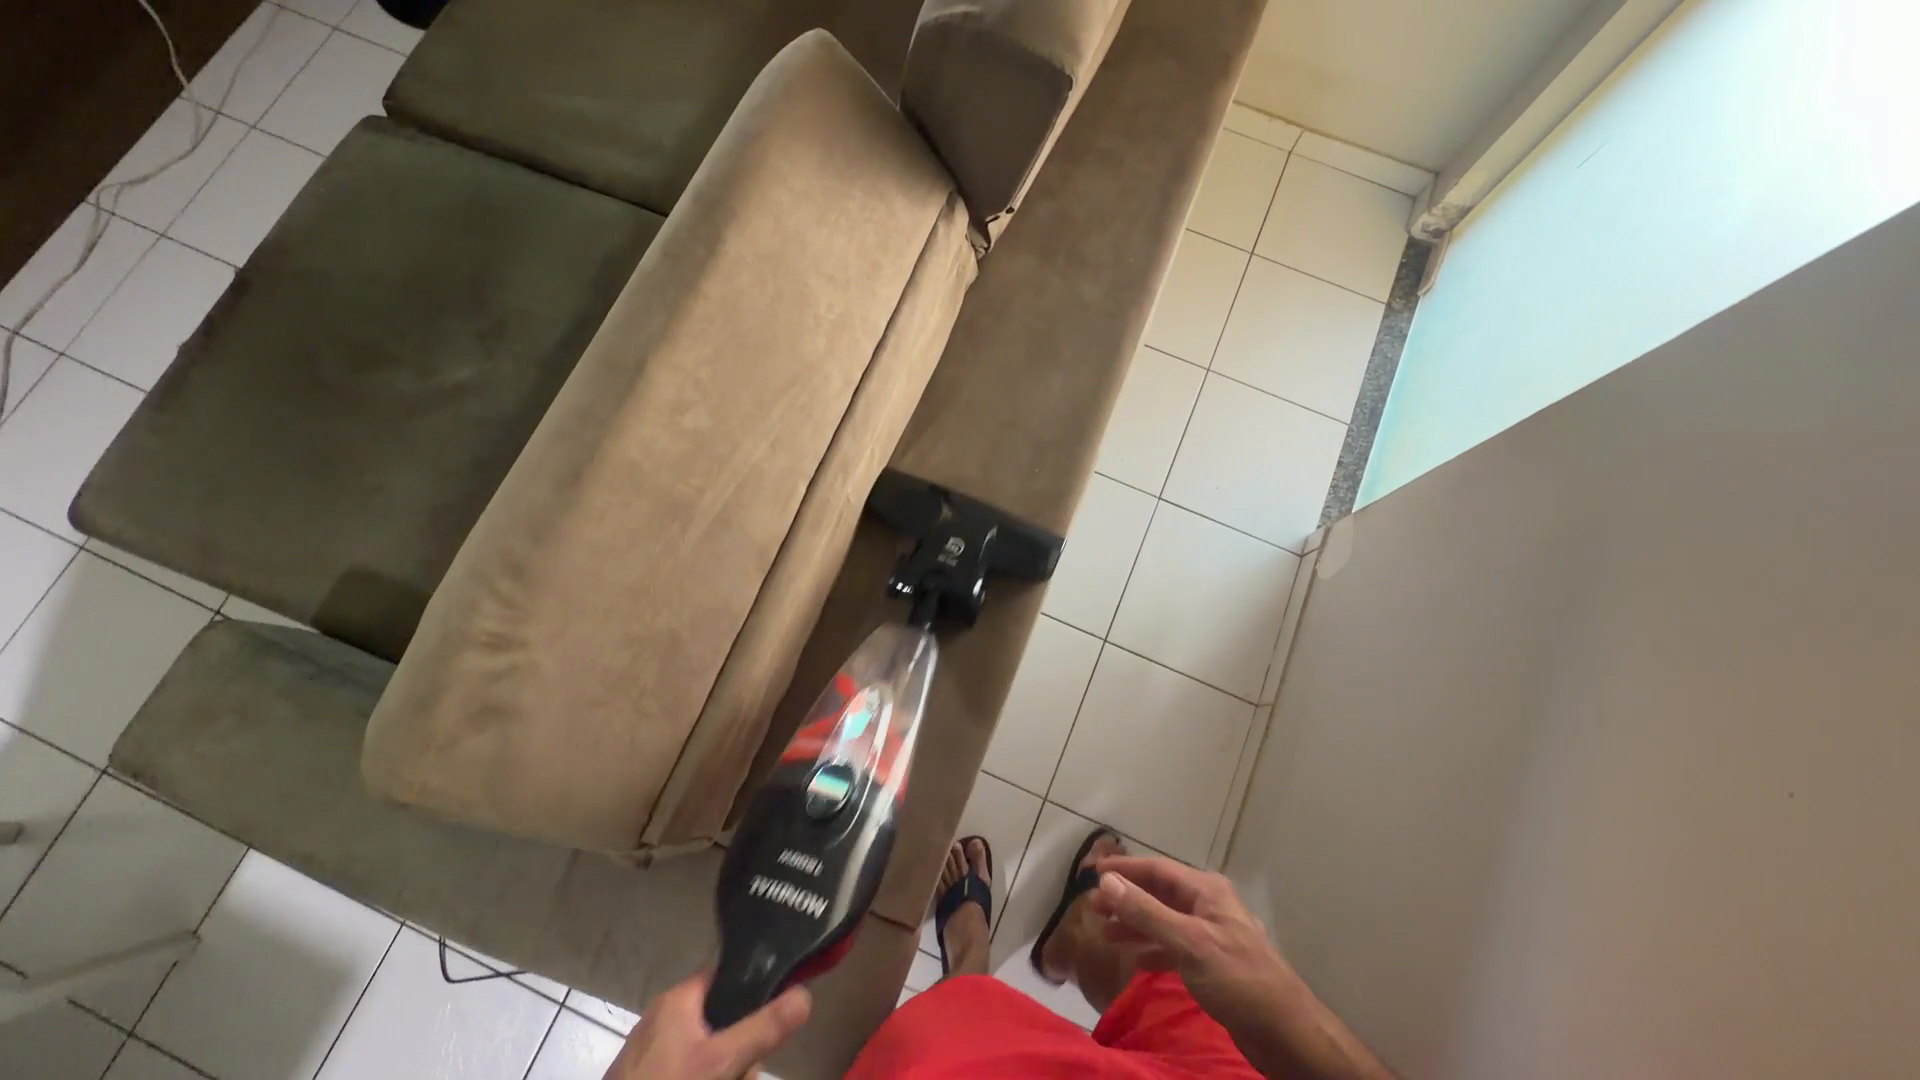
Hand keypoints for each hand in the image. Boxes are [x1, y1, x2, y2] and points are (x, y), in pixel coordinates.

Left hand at [603, 972, 810, 1079]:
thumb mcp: (721, 1062)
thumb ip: (763, 1029)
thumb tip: (805, 995)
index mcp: (678, 999)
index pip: (726, 975)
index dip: (753, 990)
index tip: (773, 1015)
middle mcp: (664, 1018)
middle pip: (722, 1020)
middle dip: (742, 1050)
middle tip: (745, 1073)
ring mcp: (653, 1052)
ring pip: (709, 1053)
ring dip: (728, 1071)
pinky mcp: (648, 1078)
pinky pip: (690, 1070)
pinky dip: (706, 1078)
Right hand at [1090, 856, 1295, 1041]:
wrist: (1285, 1032)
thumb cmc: (1237, 978)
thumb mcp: (1188, 942)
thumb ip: (1146, 912)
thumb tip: (1107, 883)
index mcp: (1207, 891)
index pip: (1157, 869)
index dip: (1124, 869)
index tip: (1091, 873)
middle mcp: (1209, 907)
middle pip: (1160, 894)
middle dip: (1126, 899)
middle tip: (1092, 909)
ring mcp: (1212, 936)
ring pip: (1165, 922)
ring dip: (1136, 925)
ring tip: (1105, 934)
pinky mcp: (1214, 965)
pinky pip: (1175, 948)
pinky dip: (1153, 951)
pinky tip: (1136, 961)